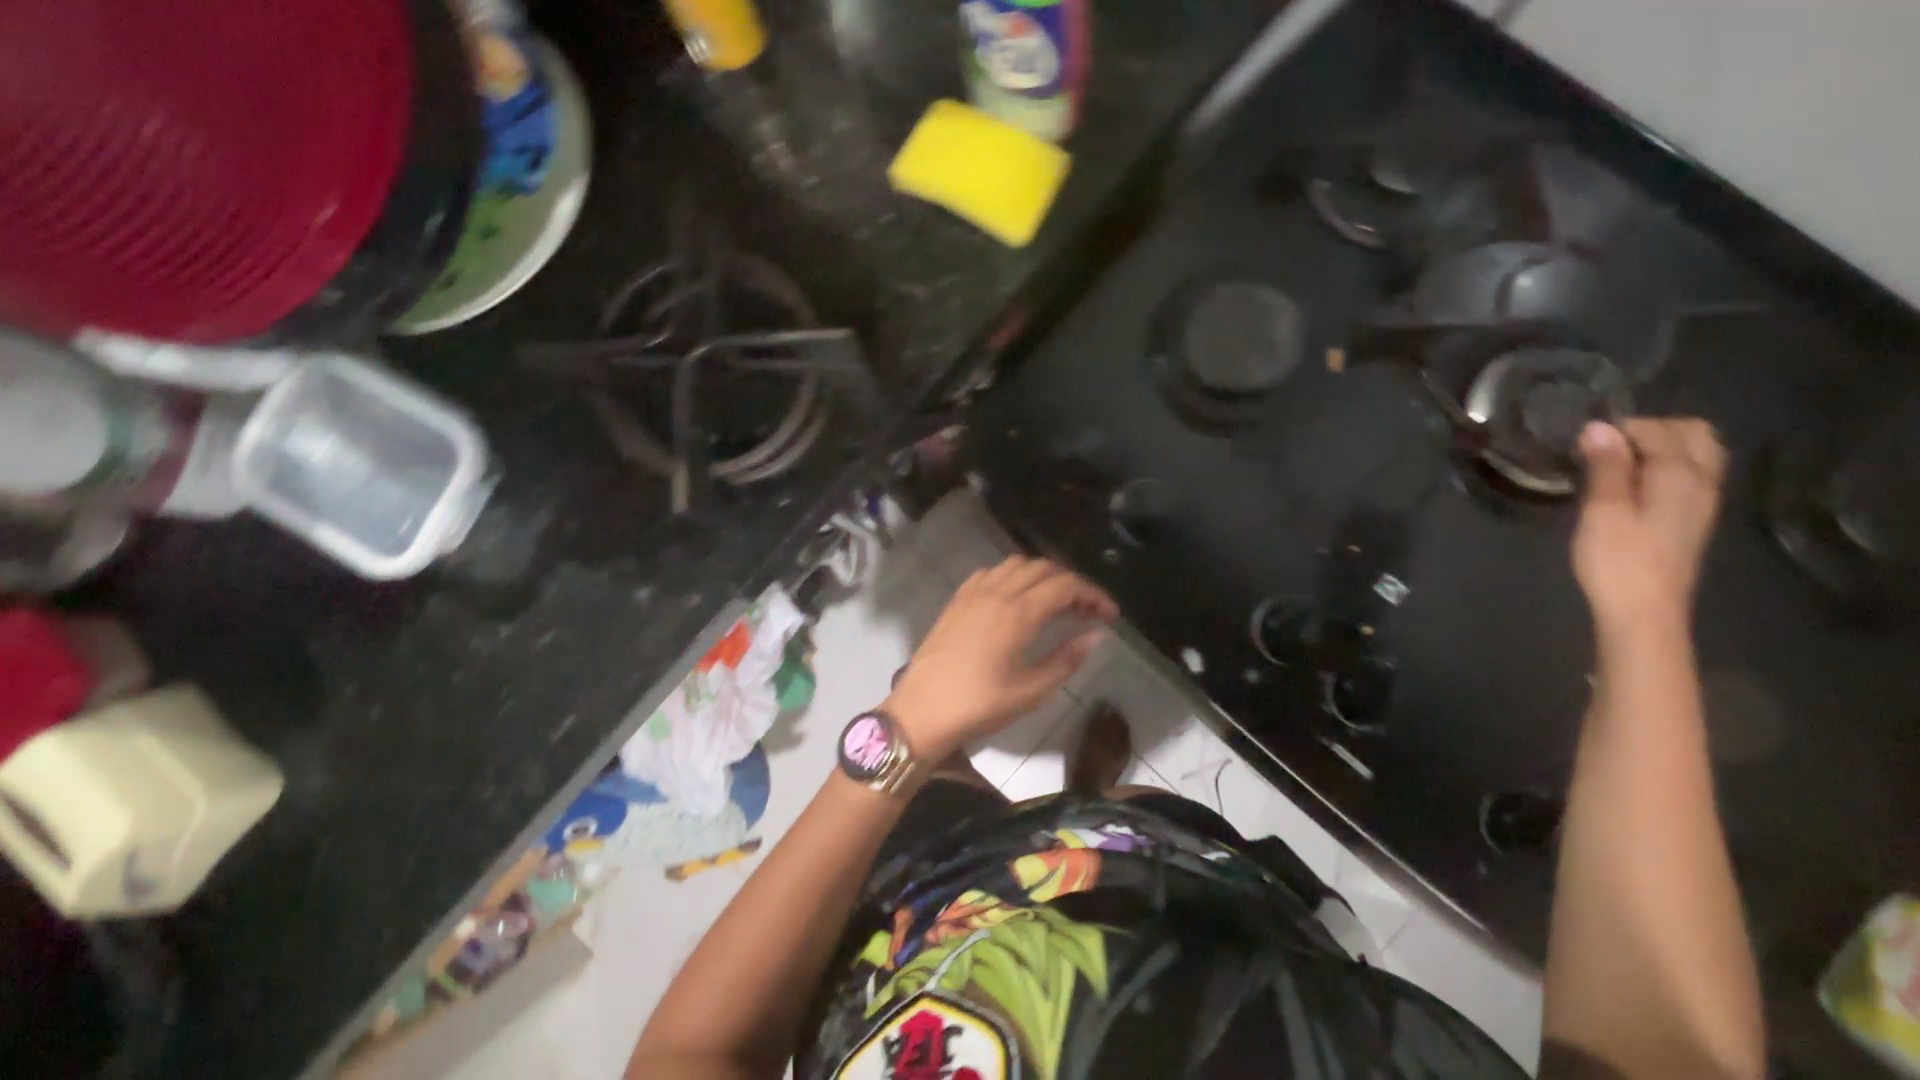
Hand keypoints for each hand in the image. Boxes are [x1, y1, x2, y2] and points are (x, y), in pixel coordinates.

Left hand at [885, 556, 1117, 760]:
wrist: (921, 711)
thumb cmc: (979, 706)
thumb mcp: (1030, 691)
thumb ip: (1066, 660)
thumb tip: (1096, 636)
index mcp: (1018, 613)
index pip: (1066, 585)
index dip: (1093, 594)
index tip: (1109, 615)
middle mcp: (996, 593)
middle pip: (1043, 568)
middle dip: (1071, 583)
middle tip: (1086, 612)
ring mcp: (972, 594)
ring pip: (1016, 565)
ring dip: (1042, 576)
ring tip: (1055, 604)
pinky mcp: (956, 601)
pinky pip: (990, 574)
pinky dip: (1012, 577)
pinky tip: (1016, 600)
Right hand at [1573, 418, 1727, 632]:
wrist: (1645, 613)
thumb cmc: (1618, 561)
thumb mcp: (1603, 511)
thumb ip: (1606, 466)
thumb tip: (1600, 427)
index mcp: (1680, 473)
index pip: (1657, 429)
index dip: (1619, 428)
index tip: (1584, 442)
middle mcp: (1702, 481)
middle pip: (1693, 433)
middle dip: (1652, 430)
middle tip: (1608, 449)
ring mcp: (1703, 502)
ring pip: (1696, 454)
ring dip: (1661, 448)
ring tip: (1618, 466)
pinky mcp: (1694, 520)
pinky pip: (1691, 475)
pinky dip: (1666, 468)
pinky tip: (1633, 488)